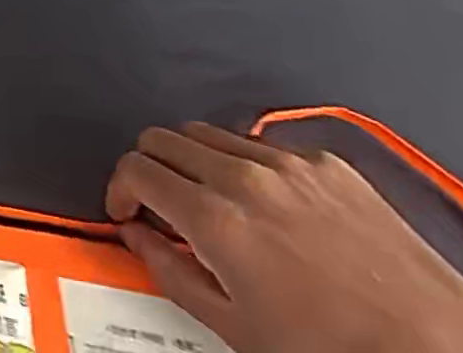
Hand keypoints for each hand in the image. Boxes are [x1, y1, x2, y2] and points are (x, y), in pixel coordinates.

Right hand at [106, 123, 462, 352]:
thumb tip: (136, 236)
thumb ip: (168, 271)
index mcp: (215, 218)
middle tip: (158, 202)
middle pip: (159, 138)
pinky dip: (240, 161)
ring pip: (202, 131)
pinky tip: (260, 200)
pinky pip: (257, 142)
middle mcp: (244, 178)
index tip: (127, 209)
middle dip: (147, 168)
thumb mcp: (236, 328)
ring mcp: (288, 165)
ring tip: (205, 198)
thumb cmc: (343, 352)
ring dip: (188, 158)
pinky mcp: (326, 164)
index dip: (119, 189)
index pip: (134, 169)